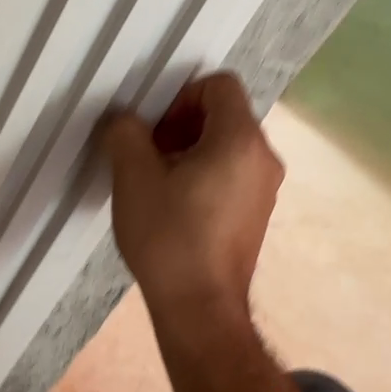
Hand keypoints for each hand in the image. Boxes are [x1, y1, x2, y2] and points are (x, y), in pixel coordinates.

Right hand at [103, 73, 282, 315]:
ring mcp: (265, 189)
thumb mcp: (133, 177)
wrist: (199, 305)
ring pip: (225, 148)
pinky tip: (173, 210)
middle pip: (223, 116)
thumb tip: (126, 122)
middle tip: (147, 158)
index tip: (153, 132)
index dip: (180, 97)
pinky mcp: (256, 215)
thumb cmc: (167, 236)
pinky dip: (201, 178)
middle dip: (180, 127)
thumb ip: (125, 134)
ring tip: (155, 186)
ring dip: (188, 154)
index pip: (219, 85)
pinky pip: (230, 176)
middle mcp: (263, 158)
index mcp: (239, 139)